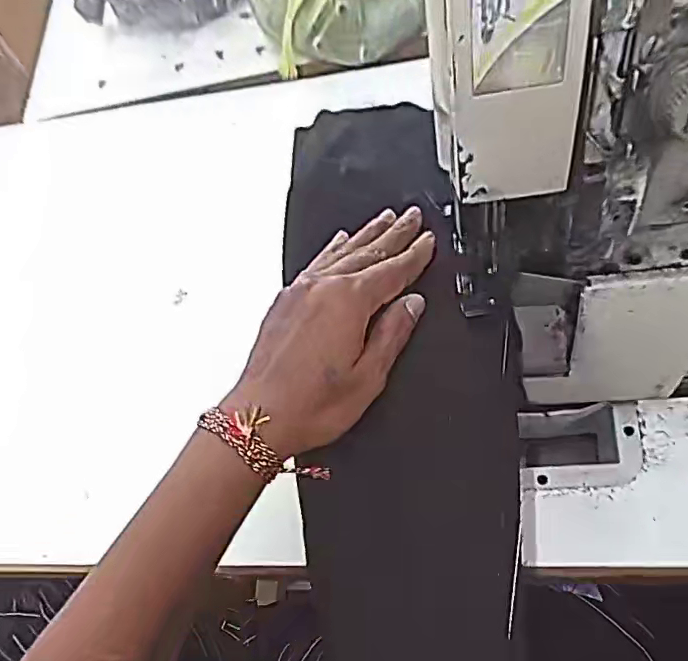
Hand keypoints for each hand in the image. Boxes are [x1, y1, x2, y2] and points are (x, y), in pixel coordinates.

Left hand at [220, 206, 436, 458]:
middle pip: (366, 252)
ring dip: (366, 234)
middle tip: (412, 218)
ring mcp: (299, 293)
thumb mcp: (368, 377)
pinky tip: (340, 243)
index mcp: (347, 304)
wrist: (260, 416)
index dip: (413, 256)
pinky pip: (318, 262)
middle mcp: (321, 289)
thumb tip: (411, 306)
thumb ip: (392, 335)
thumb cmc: (309, 405)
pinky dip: (335, 248)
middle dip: (393, 235)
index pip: (391, 272)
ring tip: (385, 221)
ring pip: (341, 252)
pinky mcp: (285, 302)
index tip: (427, 242)